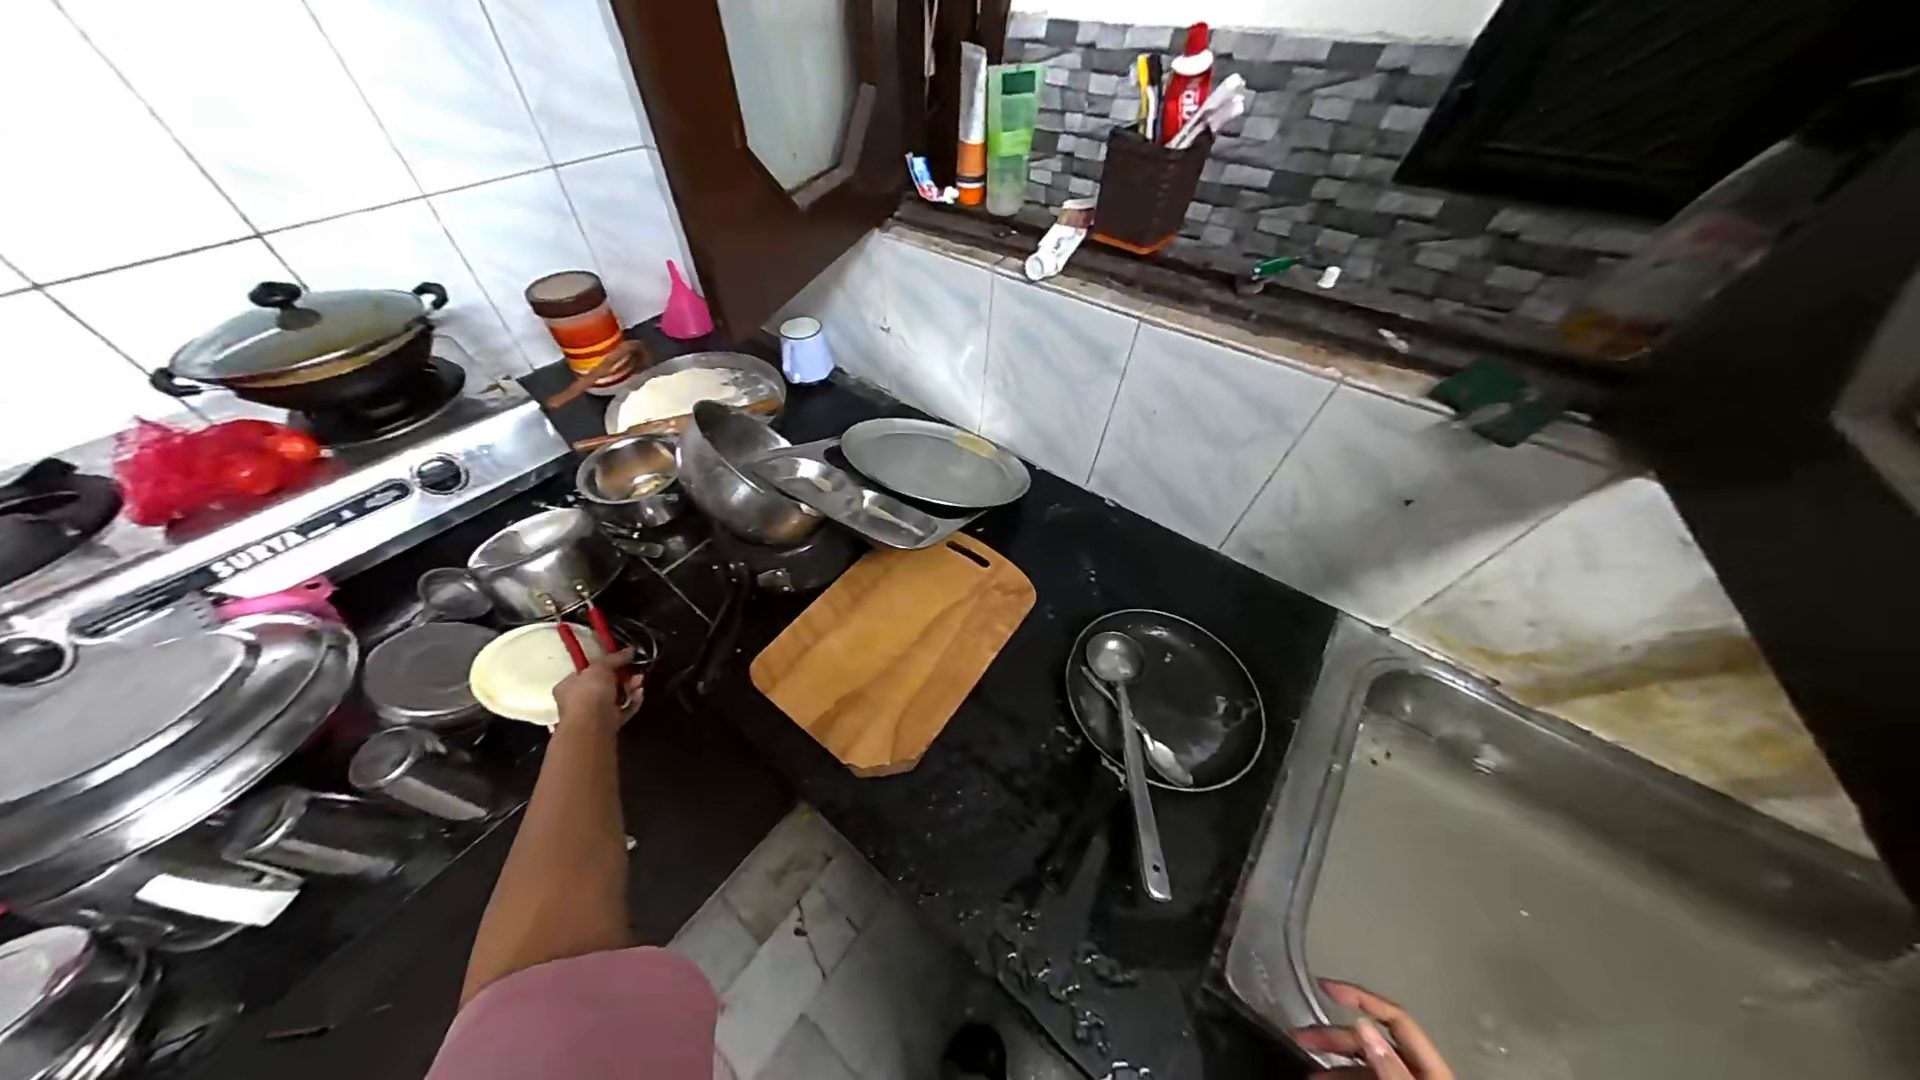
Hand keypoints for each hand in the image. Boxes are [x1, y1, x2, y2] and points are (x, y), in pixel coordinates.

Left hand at [551, 647, 642, 735]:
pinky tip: (640, 694)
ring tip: (640, 682)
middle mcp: (578, 700)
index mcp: (568, 686)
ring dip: (630, 688)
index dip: (602, 665)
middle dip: (623, 676)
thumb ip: (615, 658)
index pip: (584, 672)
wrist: (593, 724)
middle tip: (635, 671)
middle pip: (604, 684)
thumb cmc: (589, 692)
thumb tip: (630, 650)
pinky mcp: (609, 723)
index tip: (620, 660)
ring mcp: (594, 713)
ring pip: (616, 696)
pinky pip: (623, 709)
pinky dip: (633, 701)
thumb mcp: (601, 667)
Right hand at [1290, 979, 1452, 1079]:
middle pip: (1372, 1042)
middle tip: (1301, 1036)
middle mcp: (1417, 1074)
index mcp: (1431, 1069)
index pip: (1396, 1019)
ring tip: (1308, 1074)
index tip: (1325, 988)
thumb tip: (1361, 1026)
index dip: (1361, 997)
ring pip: (1364, 1065)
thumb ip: (1390, 1069)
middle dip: (1334, 1036)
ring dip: (1333, 1063)